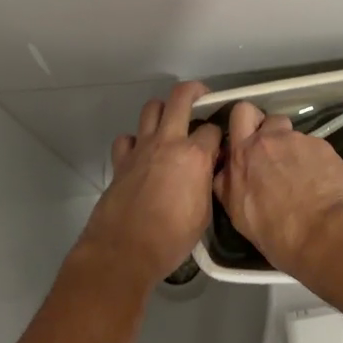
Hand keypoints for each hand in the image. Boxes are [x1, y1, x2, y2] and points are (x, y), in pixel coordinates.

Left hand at [76, 82, 220, 288]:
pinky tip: (142, 154)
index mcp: (194, 155)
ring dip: (163, 110)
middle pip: (180, 97)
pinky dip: (136, 141)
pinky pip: (127, 138)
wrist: (124, 251)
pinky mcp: (120, 160)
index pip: (214, 129)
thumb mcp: (204, 213)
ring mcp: (141, 148)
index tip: (222, 144)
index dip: (220, 134)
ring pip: (151, 108)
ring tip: (171, 124)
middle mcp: (168, 142)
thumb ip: (207, 183)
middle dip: (195, 91)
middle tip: (202, 98)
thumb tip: (208, 170)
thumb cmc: (171, 238)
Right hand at [214, 101, 342, 275]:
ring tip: (298, 170)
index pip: (238, 115)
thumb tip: (226, 171)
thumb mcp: (238, 214)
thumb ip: (228, 184)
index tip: (246, 142)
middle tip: (269, 147)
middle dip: (262, 124)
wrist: (323, 233)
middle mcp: (268, 140)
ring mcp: (297, 140)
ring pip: (289, 131)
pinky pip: (312, 145)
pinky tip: (319, 180)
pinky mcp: (322, 146)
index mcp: (242, 155)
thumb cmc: (276, 232)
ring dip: (289, 144)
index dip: (243, 125)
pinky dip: (312, 158)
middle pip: (260, 113)